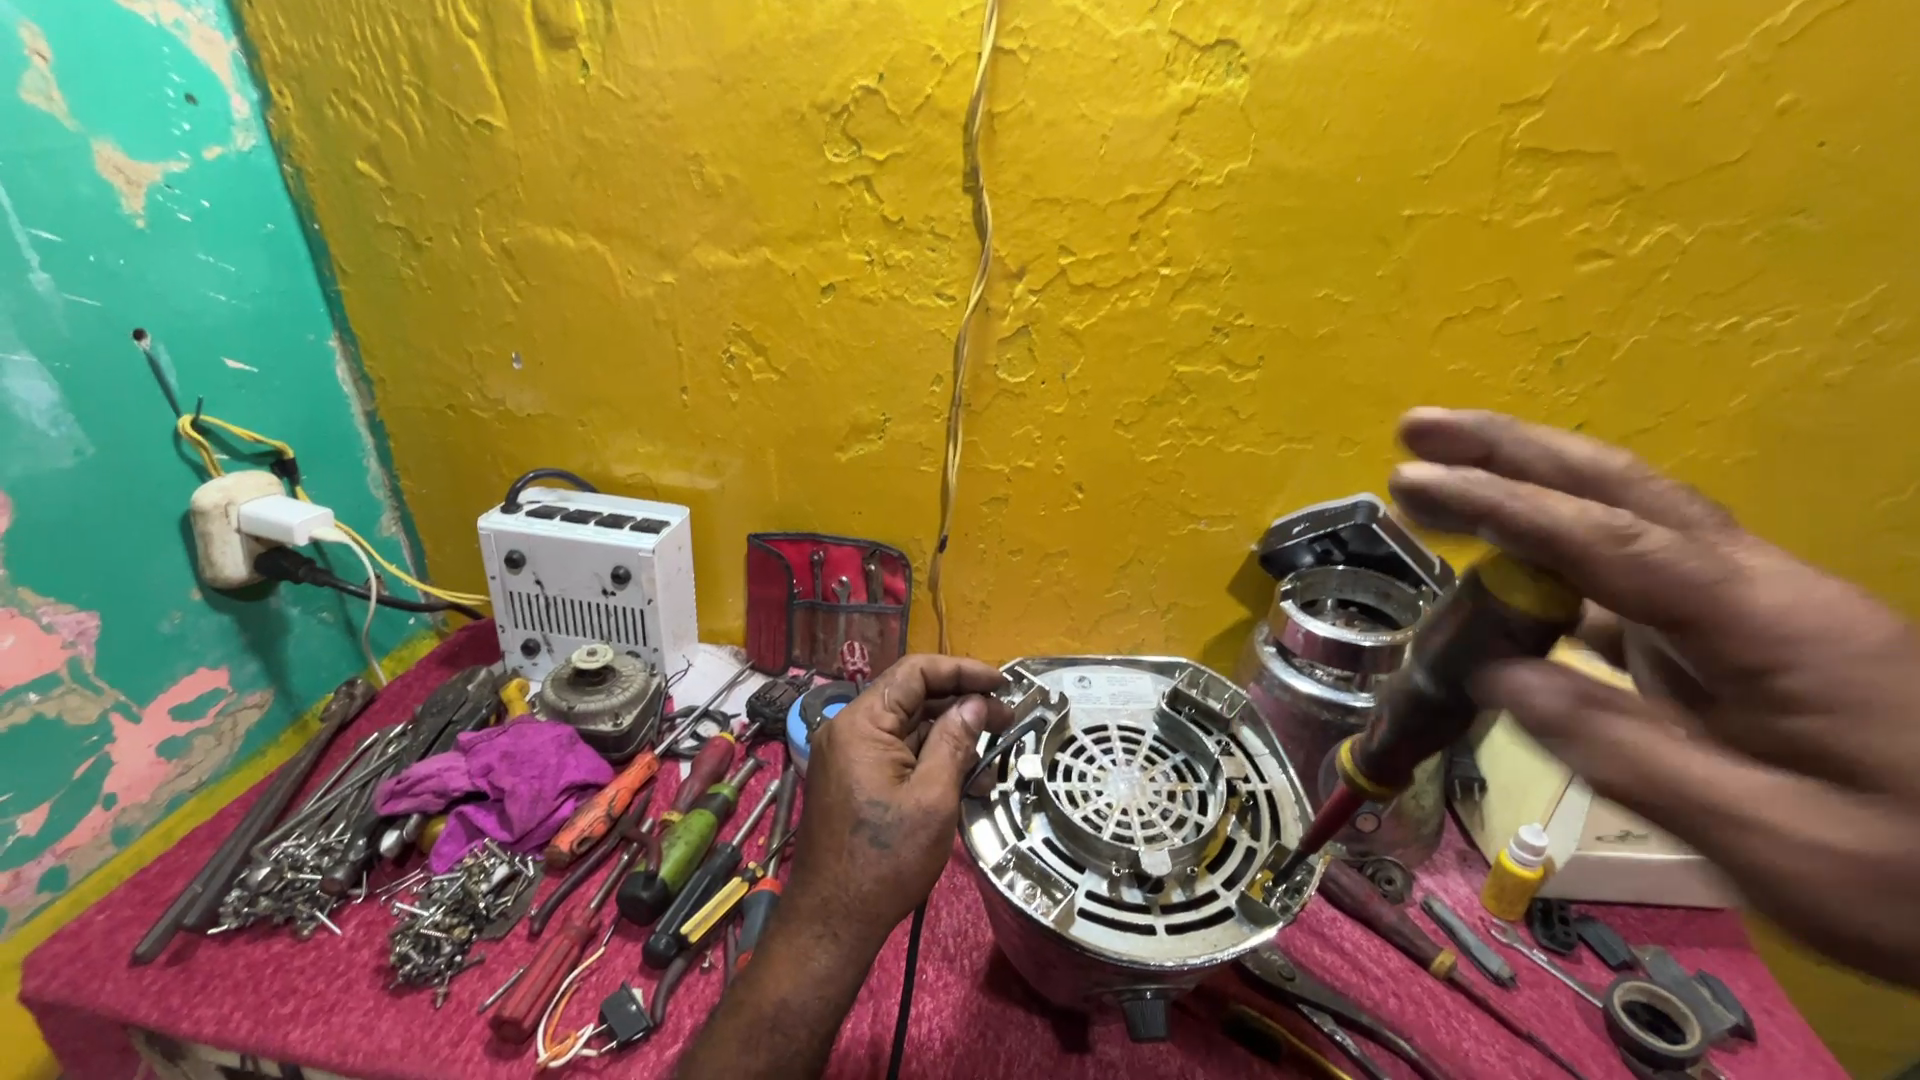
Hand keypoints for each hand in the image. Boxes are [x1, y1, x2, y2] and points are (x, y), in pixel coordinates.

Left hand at [784, 655, 1013, 953]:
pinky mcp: (855, 780)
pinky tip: (967, 777)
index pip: (914, 672)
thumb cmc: (884, 861)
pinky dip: (931, 758)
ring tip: (994, 754)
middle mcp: (849, 730)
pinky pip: (898, 753)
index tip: (1001, 682)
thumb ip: (954, 743)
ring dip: (951, 735)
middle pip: (911, 697)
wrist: (833, 921)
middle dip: (961, 704)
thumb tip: (976, 704)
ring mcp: (849, 756)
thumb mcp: (932, 799)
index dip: (961, 670)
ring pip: (908, 727)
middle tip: (1008, 718)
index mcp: (861, 724)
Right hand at [1389, 407, 1919, 985]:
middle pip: (1622, 490)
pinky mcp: (1734, 640)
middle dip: (1513, 451)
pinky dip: (1549, 559)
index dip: (1507, 508)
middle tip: (1416, 431)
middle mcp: (1753, 591)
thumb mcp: (1770, 840)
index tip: (1413, 485)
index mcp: (1768, 626)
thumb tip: (1498, 675)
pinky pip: (1622, 580)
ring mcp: (1745, 611)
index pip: (1613, 543)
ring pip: (1621, 521)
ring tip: (1436, 480)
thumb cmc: (1917, 876)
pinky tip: (1502, 578)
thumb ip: (1623, 750)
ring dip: (1526, 488)